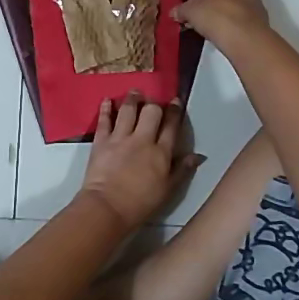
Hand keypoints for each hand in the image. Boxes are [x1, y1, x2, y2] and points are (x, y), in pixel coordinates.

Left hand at [79, 92, 202, 228]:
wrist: (108, 207)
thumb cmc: (140, 204)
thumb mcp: (168, 190)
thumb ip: (182, 170)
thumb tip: (198, 156)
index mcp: (161, 152)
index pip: (171, 126)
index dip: (174, 111)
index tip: (175, 101)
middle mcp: (142, 140)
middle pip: (151, 112)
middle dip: (154, 103)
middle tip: (152, 100)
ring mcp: (120, 138)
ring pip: (128, 111)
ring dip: (132, 99)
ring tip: (135, 92)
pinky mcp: (101, 141)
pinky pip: (104, 120)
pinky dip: (106, 109)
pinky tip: (108, 100)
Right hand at [172, 0, 268, 46]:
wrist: (242, 35)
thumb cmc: (213, 14)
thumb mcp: (189, 12)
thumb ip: (181, 10)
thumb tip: (173, 12)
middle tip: (203, 9)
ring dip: (228, 8)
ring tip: (213, 24)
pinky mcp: (261, 15)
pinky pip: (245, 14)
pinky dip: (237, 21)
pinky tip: (226, 32)